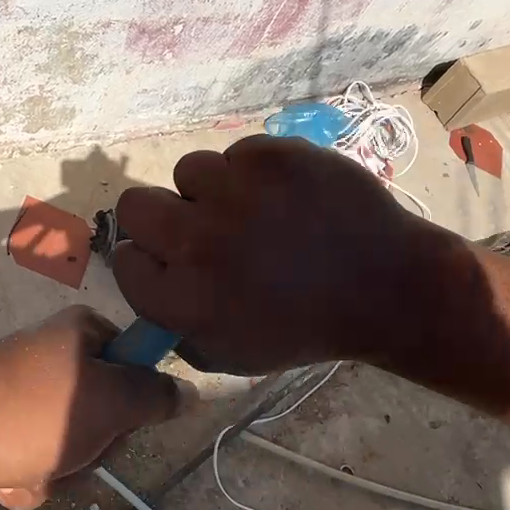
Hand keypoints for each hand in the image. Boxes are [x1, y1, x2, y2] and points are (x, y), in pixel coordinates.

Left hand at [0, 307, 186, 509]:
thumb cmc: (34, 416)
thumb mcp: (110, 404)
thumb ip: (155, 397)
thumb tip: (191, 391)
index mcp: (79, 331)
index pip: (134, 359)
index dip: (134, 397)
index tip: (120, 419)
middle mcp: (52, 350)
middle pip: (105, 407)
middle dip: (93, 444)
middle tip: (76, 450)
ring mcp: (22, 386)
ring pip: (72, 438)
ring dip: (62, 466)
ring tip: (39, 468)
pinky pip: (37, 451)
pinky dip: (32, 471)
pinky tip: (13, 476)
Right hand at [112, 135, 469, 373]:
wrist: (385, 288)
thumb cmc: (303, 330)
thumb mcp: (229, 355)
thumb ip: (175, 327)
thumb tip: (147, 287)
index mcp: (183, 298)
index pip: (124, 261)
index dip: (147, 263)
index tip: (171, 265)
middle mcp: (198, 241)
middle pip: (134, 205)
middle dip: (159, 219)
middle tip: (196, 229)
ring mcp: (235, 192)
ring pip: (187, 172)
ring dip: (209, 192)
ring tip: (249, 211)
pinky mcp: (271, 156)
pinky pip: (235, 154)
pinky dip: (252, 175)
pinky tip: (282, 198)